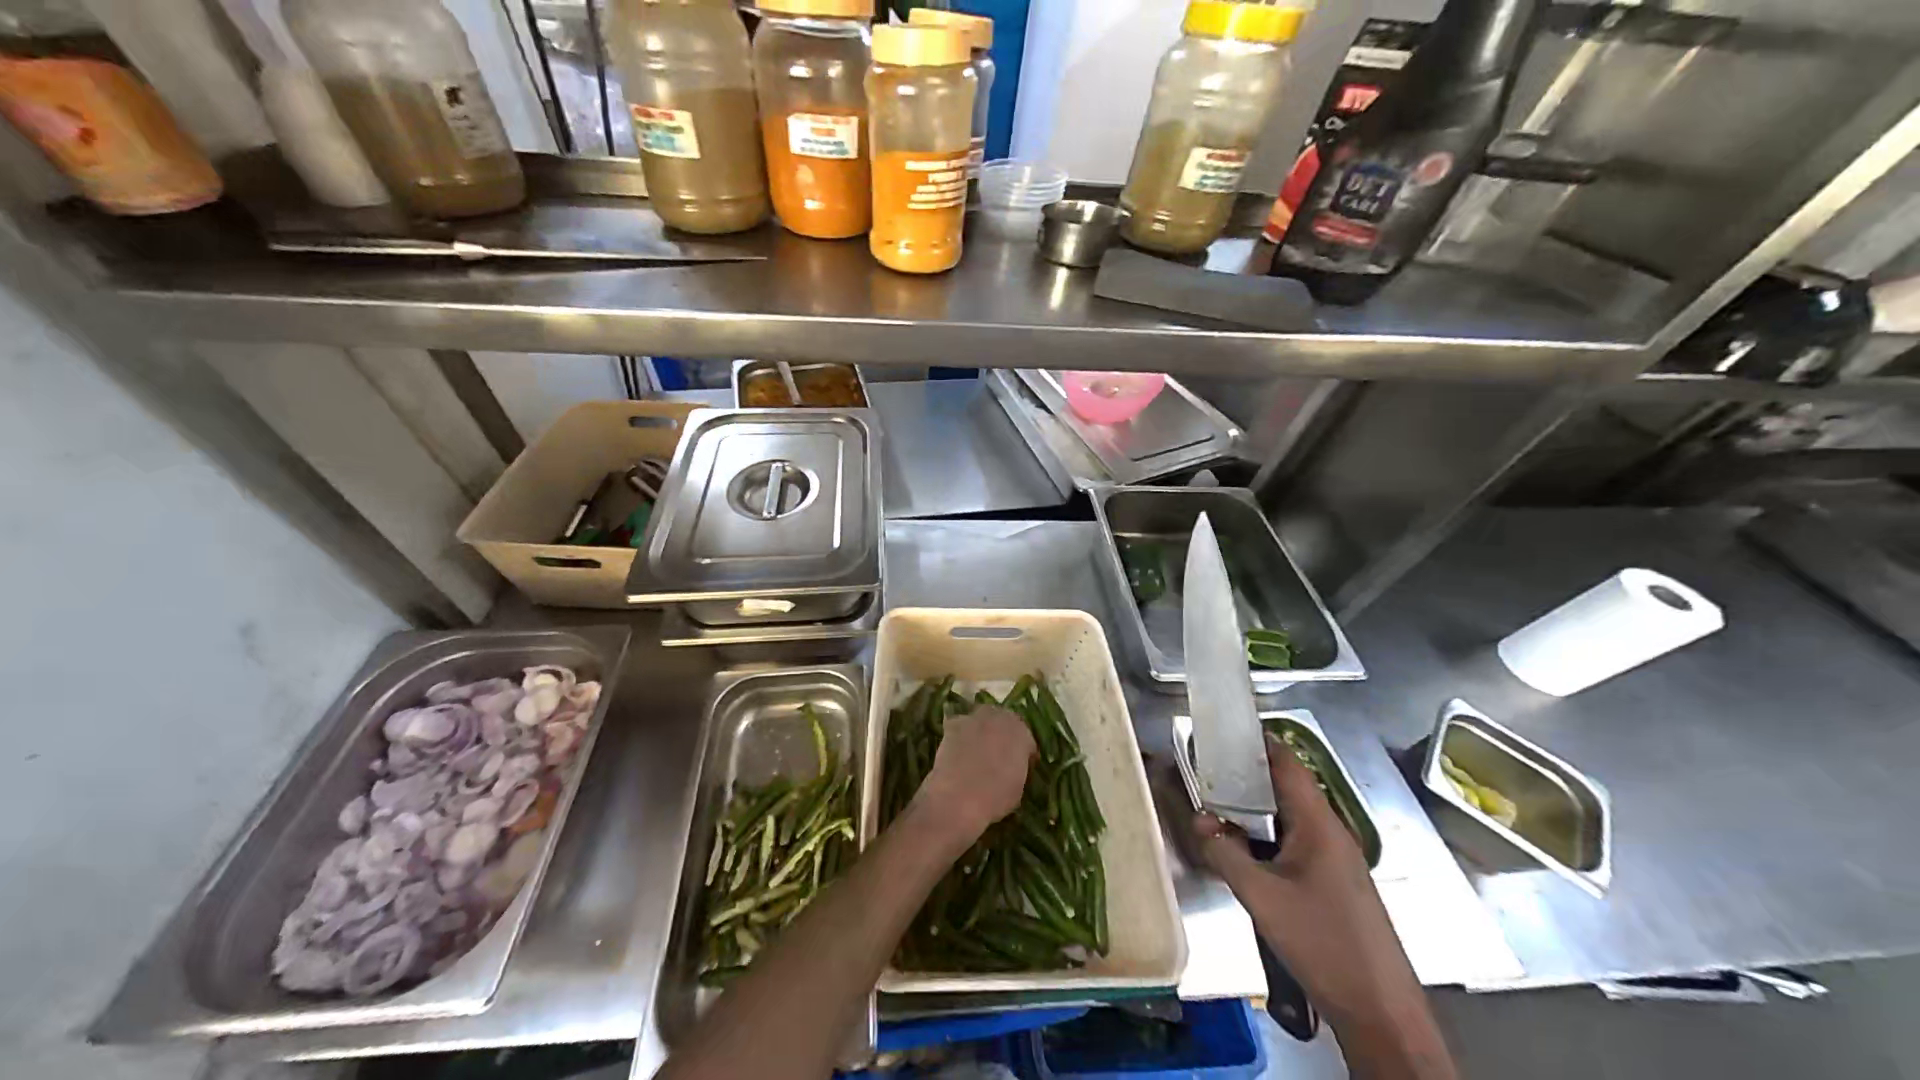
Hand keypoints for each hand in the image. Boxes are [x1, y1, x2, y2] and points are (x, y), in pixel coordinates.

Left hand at [912, 706, 1034, 845]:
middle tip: (998, 755)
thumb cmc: (995, 797)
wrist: (959, 797)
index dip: (1023, 754)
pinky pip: (959, 726)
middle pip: (1003, 722)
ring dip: (981, 731)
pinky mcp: (952, 725)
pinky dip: (959, 735)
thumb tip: (1010, 769)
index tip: (1020, 767)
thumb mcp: (1018, 787)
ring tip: (976, 752)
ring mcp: (975, 719)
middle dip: (1002, 735)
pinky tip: (957, 751)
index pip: (1026, 741)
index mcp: (1022, 733)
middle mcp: (1000, 718)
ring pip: (981, 720)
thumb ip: (1017, 769)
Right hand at [1191, 735, 1454, 1077]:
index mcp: (1319, 825)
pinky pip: (1295, 844)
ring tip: (1215, 806)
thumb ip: (1226, 852)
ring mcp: (1336, 859)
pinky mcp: (1334, 883)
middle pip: (1287, 789)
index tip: (1224, 730)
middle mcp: (1331, 833)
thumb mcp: (1261, 896)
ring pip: (1289, 819)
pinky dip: (1267, 837)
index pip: (1289, 765)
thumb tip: (1200, 819)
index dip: (1258, 742)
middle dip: (1247, 778)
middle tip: (1205, 770)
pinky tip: (1243, 850)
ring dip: (1254, 811)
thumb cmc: (1322, 943)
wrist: (1380, 1010)